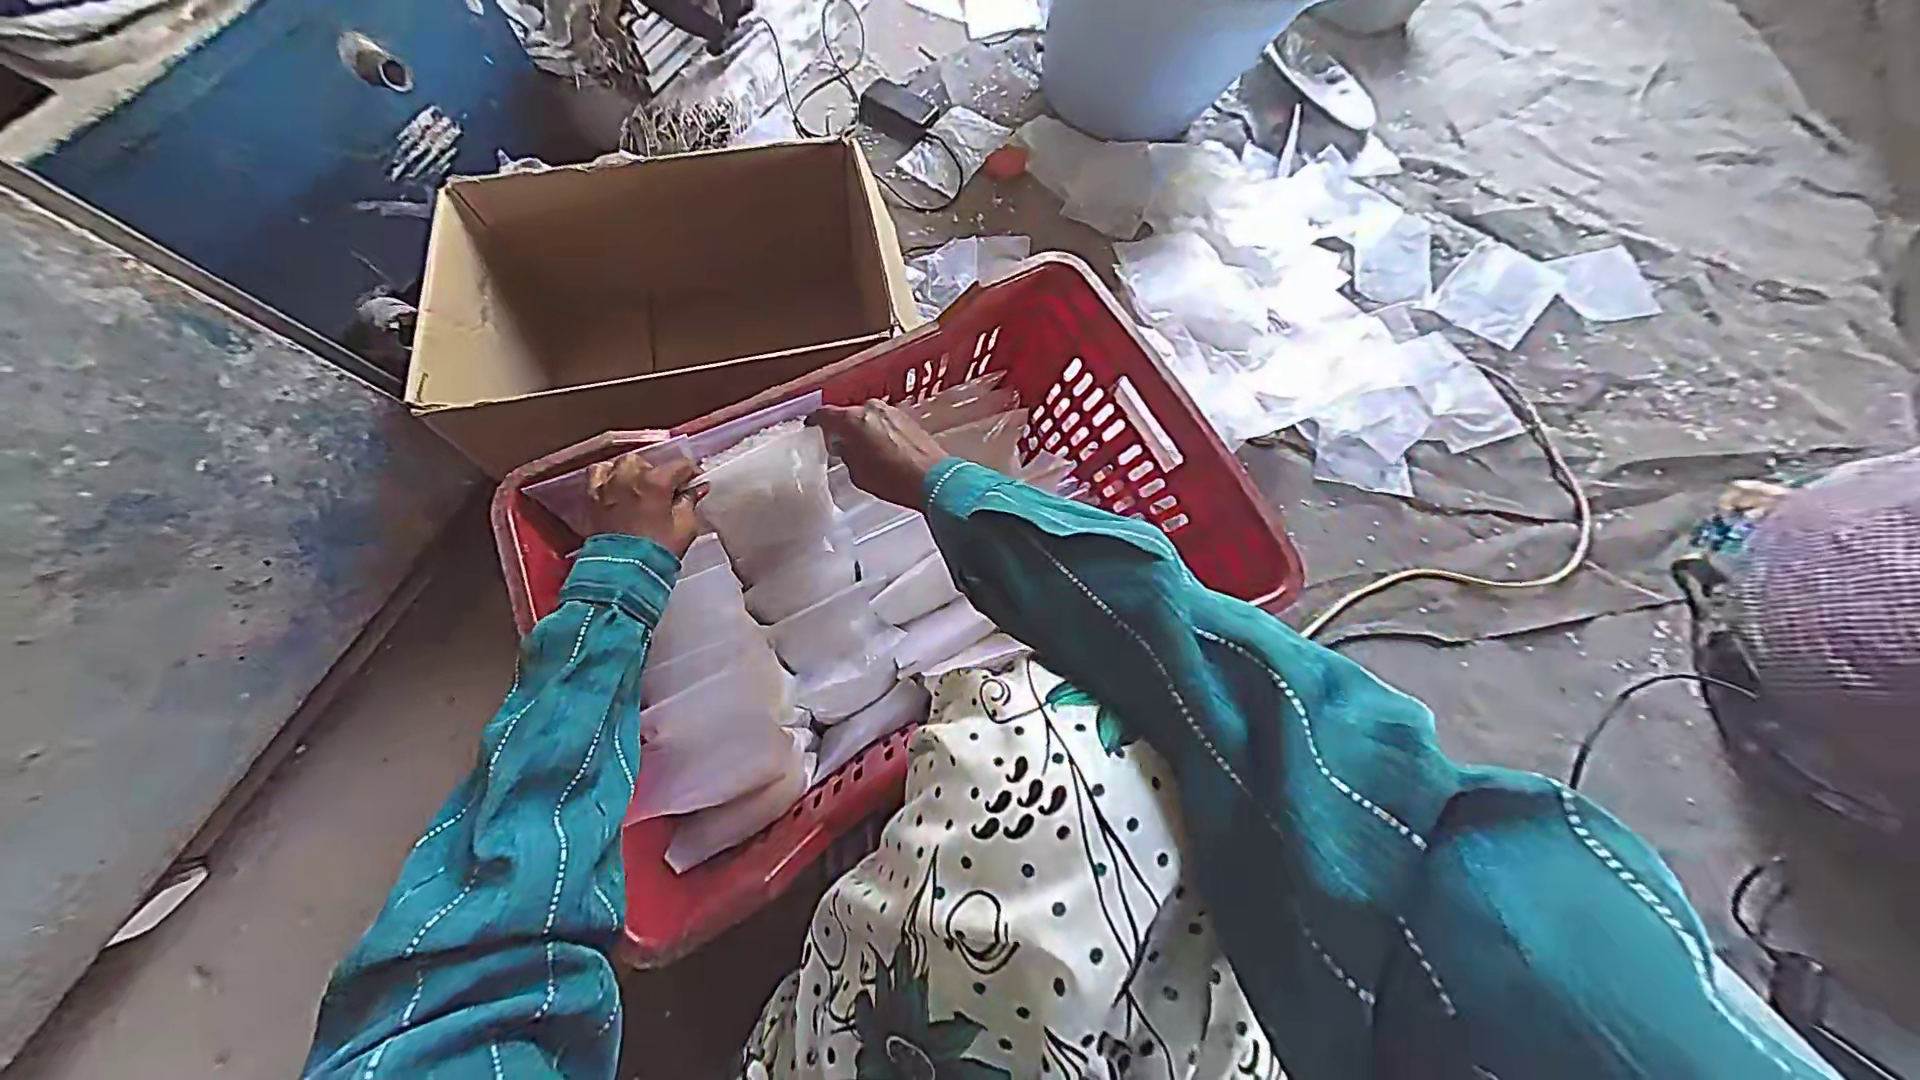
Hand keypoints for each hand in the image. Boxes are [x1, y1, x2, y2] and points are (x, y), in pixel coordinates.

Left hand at [585, 453, 706, 556]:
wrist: (624, 570)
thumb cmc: (658, 549)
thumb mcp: (685, 526)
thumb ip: (690, 502)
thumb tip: (697, 488)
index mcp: (656, 481)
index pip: (680, 465)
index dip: (692, 473)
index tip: (696, 483)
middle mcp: (629, 476)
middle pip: (648, 462)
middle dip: (659, 472)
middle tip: (668, 490)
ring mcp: (608, 485)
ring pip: (621, 464)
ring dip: (633, 471)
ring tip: (640, 486)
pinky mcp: (593, 497)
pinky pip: (598, 475)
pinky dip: (608, 477)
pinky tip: (617, 487)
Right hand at [811, 401, 948, 509]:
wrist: (933, 479)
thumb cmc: (893, 479)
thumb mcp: (857, 474)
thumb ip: (846, 454)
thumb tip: (844, 447)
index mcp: (852, 419)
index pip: (825, 414)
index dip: (815, 421)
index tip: (811, 426)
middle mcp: (872, 408)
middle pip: (848, 414)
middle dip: (842, 427)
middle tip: (837, 443)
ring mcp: (892, 411)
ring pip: (868, 417)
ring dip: (862, 429)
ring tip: (861, 448)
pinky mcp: (908, 419)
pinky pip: (884, 422)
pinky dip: (878, 431)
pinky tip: (880, 448)